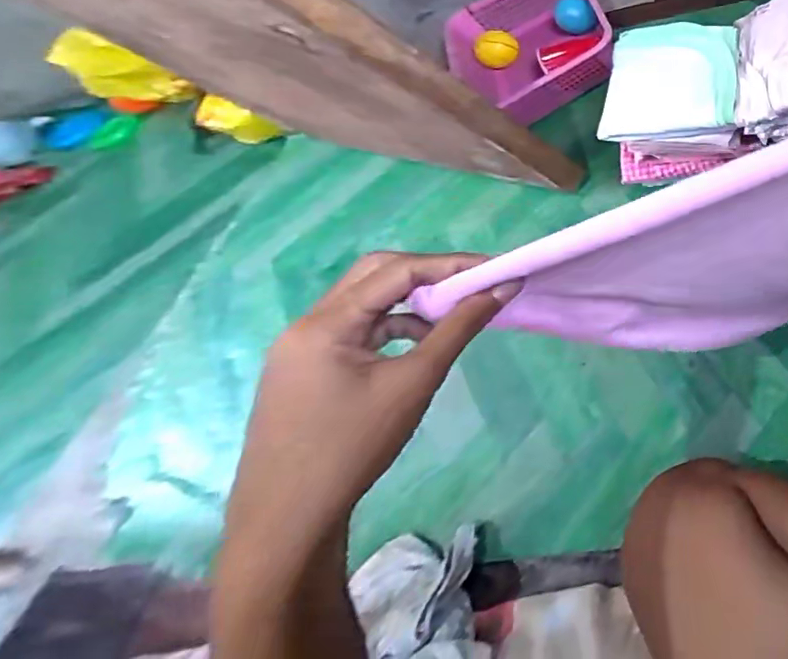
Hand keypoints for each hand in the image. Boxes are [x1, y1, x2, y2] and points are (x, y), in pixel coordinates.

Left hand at [222, 252, 519, 558]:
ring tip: (451, 311)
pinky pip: (355, 328)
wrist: (286, 523)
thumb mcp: (415, 383)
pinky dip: (391, 325)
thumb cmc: (353, 448)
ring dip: (408, 299)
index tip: (494, 268)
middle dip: (426, 272)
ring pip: (364, 301)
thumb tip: (502, 289)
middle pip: (374, 274)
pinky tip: (418, 344)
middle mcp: (307, 324)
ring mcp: (300, 347)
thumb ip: (459, 328)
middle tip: (470, 282)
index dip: (449, 264)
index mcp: (325, 323)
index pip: (396, 271)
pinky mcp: (303, 368)